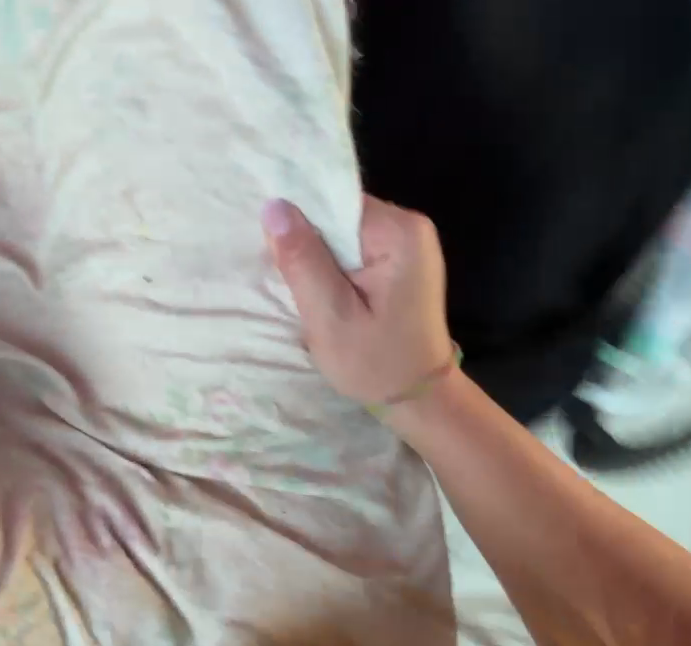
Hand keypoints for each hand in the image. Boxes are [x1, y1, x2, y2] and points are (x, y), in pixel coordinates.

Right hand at [262, 195, 454, 410]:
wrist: (416, 396)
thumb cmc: (374, 361)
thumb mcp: (330, 316)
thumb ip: (302, 261)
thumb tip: (274, 207)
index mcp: (398, 232)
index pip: (335, 204)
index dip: (301, 225)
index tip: (280, 259)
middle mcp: (409, 227)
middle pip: (339, 217)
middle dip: (310, 246)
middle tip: (294, 286)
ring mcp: (408, 245)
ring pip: (343, 237)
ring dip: (319, 261)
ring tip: (310, 295)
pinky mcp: (401, 264)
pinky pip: (354, 253)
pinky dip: (334, 271)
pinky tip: (326, 297)